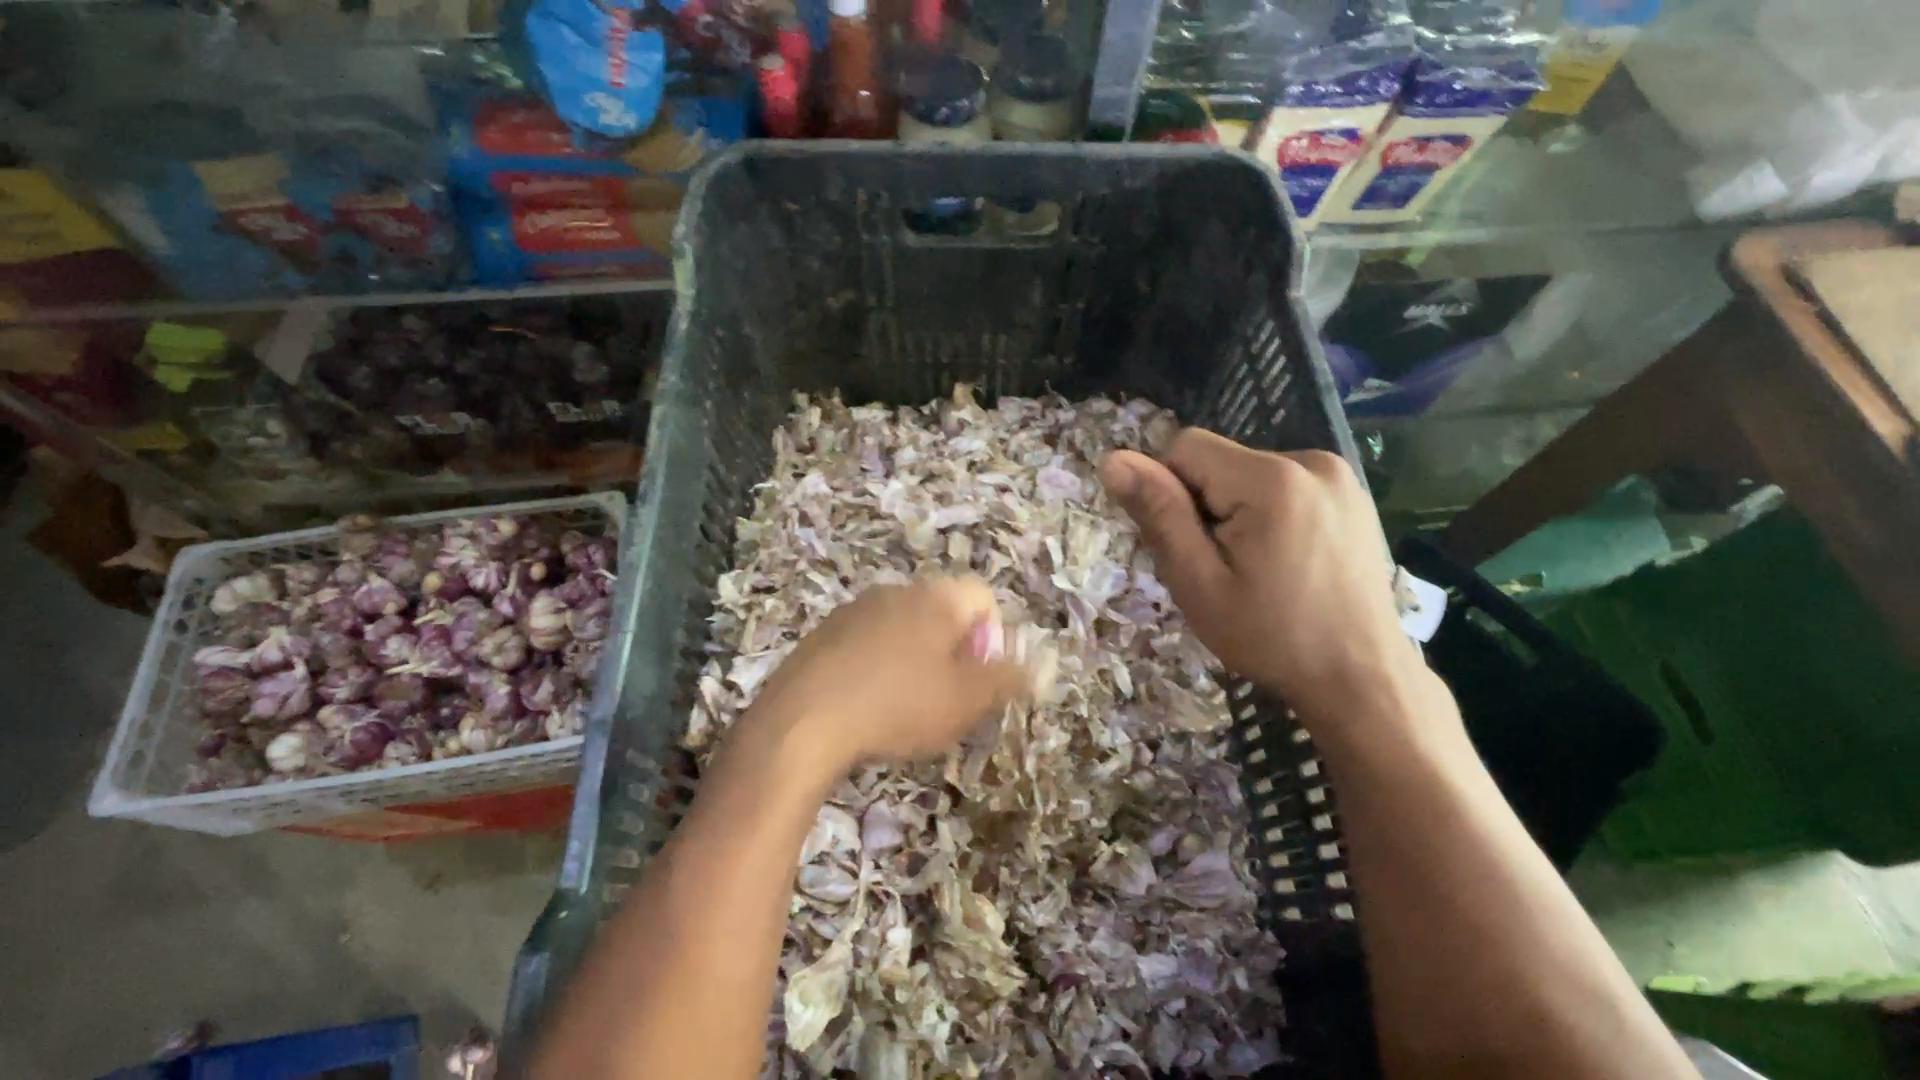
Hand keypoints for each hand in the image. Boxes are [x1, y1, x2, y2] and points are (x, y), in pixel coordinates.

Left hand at [742, 576, 1031, 777]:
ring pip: (904, 629)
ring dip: (915, 662)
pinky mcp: (823, 634)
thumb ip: (1007, 679)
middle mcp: (896, 590)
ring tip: (905, 709)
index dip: (993, 640)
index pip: (983, 598)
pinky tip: (866, 708)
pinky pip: (868, 643)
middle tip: (948, 700)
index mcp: (935, 597)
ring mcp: (854, 609)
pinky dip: (877, 668)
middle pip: (943, 613)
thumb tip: (1038, 666)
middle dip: (954, 654)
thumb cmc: (897, 706)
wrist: (802, 721)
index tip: (979, 681)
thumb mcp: (966, 701)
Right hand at [1101, 430, 1420, 728]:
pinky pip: (1286, 486)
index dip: (1171, 494)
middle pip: (1221, 462)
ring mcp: (1340, 476)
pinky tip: (1288, 560)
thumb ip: (1159, 514)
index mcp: (1271, 479)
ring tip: (1260, 569)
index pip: (1185, 447)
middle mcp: (1311, 461)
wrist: (1361, 677)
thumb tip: (1112, 460)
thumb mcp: (1199, 583)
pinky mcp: (1353, 494)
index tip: (1193, 547)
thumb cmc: (1272, 637)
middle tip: (1225, 569)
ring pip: (1250, 474)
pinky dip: (1271, 514)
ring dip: (1239, 511)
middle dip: (1207, 506)